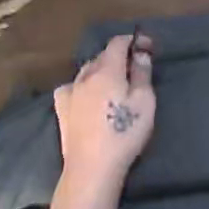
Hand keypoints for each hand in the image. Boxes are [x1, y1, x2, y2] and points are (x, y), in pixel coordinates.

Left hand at [53, 34, 155, 191]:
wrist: (92, 167)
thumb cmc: (124, 133)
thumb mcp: (144, 103)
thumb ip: (142, 75)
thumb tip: (140, 53)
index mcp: (107, 70)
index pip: (118, 43)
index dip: (133, 41)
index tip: (147, 46)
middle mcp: (85, 76)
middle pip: (102, 56)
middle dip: (119, 56)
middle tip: (135, 67)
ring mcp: (69, 92)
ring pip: (86, 71)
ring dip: (100, 70)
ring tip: (113, 82)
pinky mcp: (61, 110)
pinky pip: (72, 87)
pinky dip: (82, 85)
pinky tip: (85, 94)